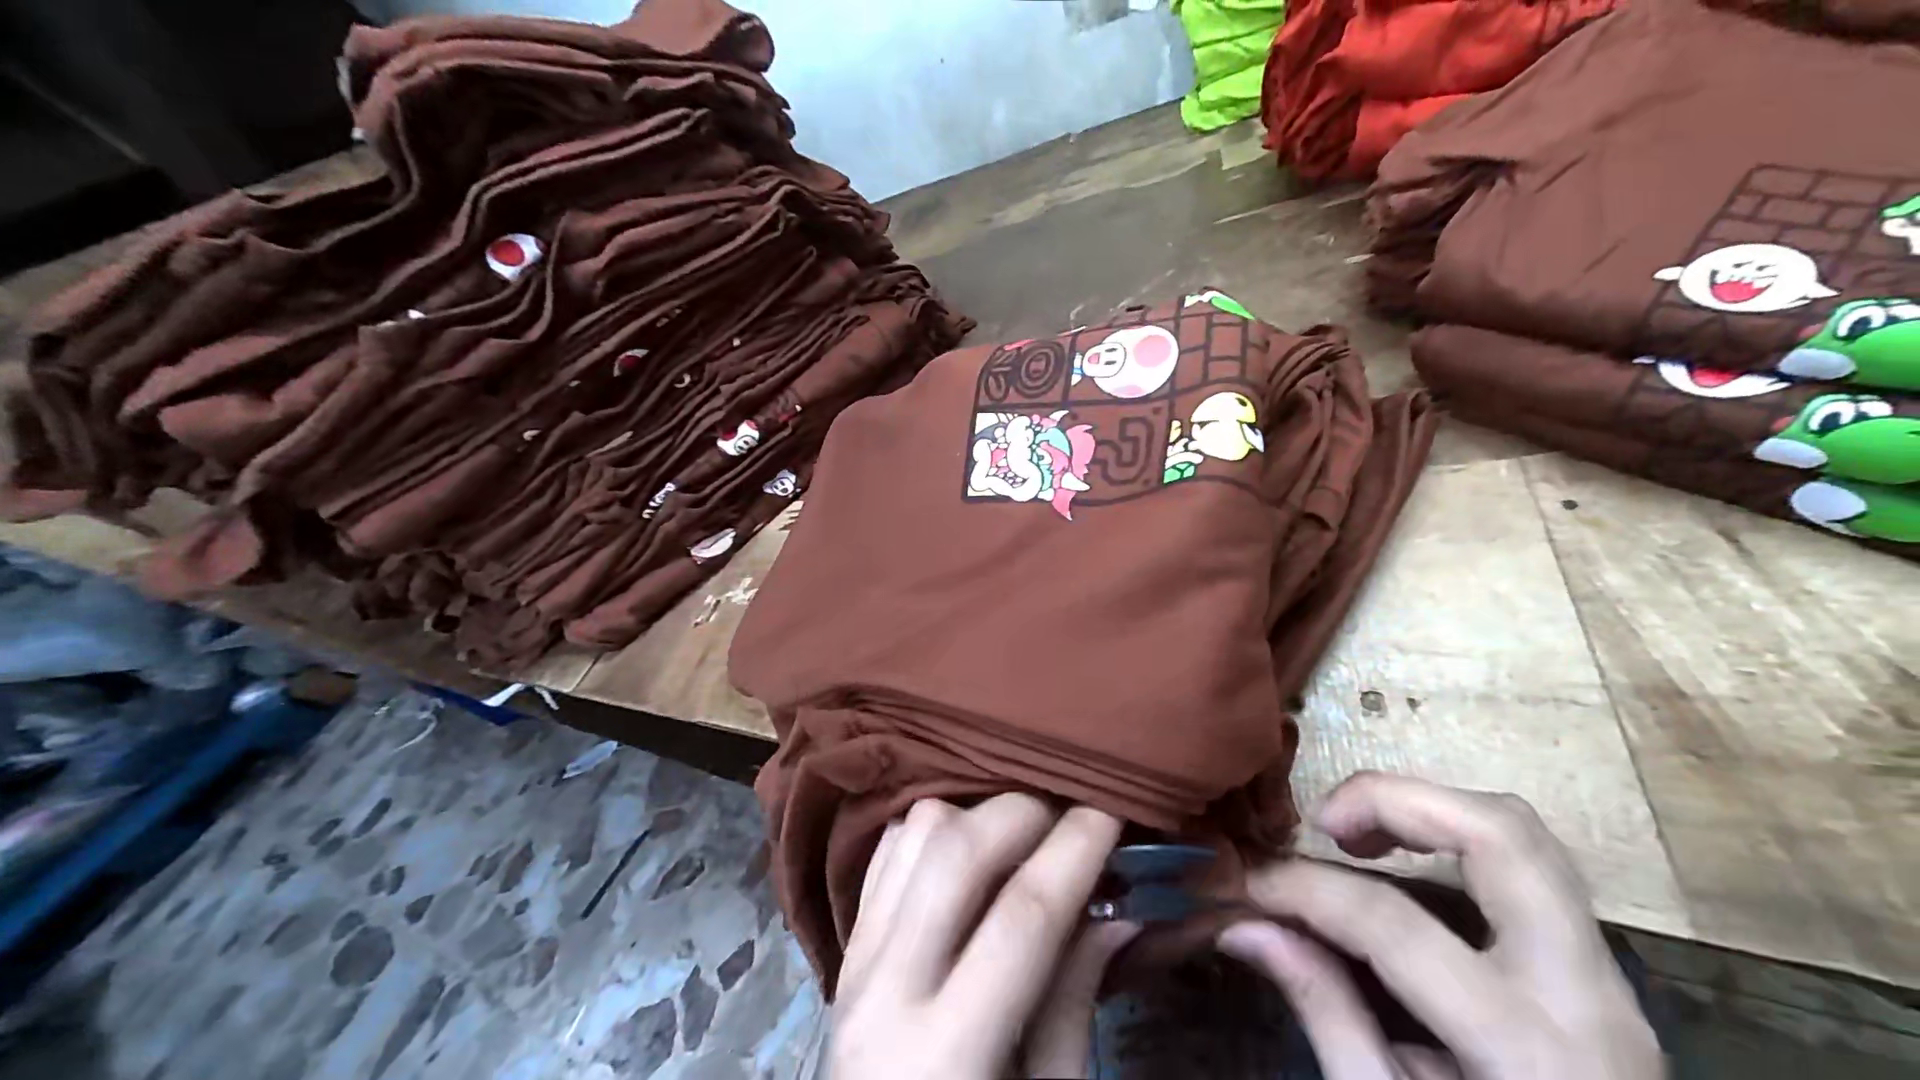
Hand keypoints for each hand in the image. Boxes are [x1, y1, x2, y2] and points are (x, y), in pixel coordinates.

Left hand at [831, 794, 1136, 1079]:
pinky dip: (933, 829)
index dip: (1075, 851)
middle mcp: (886, 988)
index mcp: (946, 1053)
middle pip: (957, 855)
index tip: (1111, 810)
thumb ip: (1072, 1003)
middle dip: (1024, 814)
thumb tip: (1117, 913)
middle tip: (1071, 812)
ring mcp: (856, 957)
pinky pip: (887, 851)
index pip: (1022, 918)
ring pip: (914, 836)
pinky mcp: (847, 943)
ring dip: (976, 813)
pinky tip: (970, 845)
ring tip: (1024, 830)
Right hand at [1218, 773, 1661, 1079]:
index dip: (1304, 887)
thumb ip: (1324, 1011)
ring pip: (1523, 832)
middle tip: (1324, 821)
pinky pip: (1528, 865)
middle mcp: (1587, 995)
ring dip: (1427, 808)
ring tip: (1357, 833)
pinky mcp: (1598, 971)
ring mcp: (1606, 977)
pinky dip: (1453, 836)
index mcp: (1530, 1051)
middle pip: (1500, 834)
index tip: (1250, 880)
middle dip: (1394, 800)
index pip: (1393, 923)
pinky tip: (1405, 861)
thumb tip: (1244, 926)